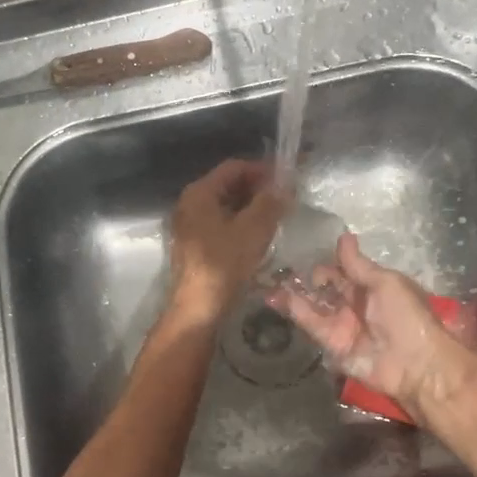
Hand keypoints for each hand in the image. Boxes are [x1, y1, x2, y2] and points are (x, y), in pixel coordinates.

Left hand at [168, 158, 287, 321]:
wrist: (197, 308)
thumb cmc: (224, 265)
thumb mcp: (253, 230)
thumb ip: (269, 202)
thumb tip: (284, 185)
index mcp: (199, 194)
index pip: (234, 167)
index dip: (262, 169)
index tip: (287, 178)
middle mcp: (189, 204)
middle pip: (228, 185)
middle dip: (258, 189)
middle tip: (285, 198)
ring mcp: (190, 226)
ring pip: (225, 206)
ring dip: (251, 207)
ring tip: (277, 216)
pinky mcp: (194, 246)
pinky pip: (220, 224)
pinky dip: (240, 223)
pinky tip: (259, 235)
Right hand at [270, 233, 476, 413]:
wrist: (414, 363)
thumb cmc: (406, 316)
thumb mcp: (385, 283)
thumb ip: (358, 264)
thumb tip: (343, 237)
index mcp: (372, 286)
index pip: (344, 270)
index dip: (327, 261)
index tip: (303, 247)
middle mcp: (355, 303)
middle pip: (326, 287)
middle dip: (306, 276)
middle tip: (278, 262)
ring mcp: (341, 323)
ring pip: (313, 304)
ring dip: (293, 291)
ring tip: (268, 277)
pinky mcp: (330, 342)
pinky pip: (309, 323)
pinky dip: (292, 309)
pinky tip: (274, 296)